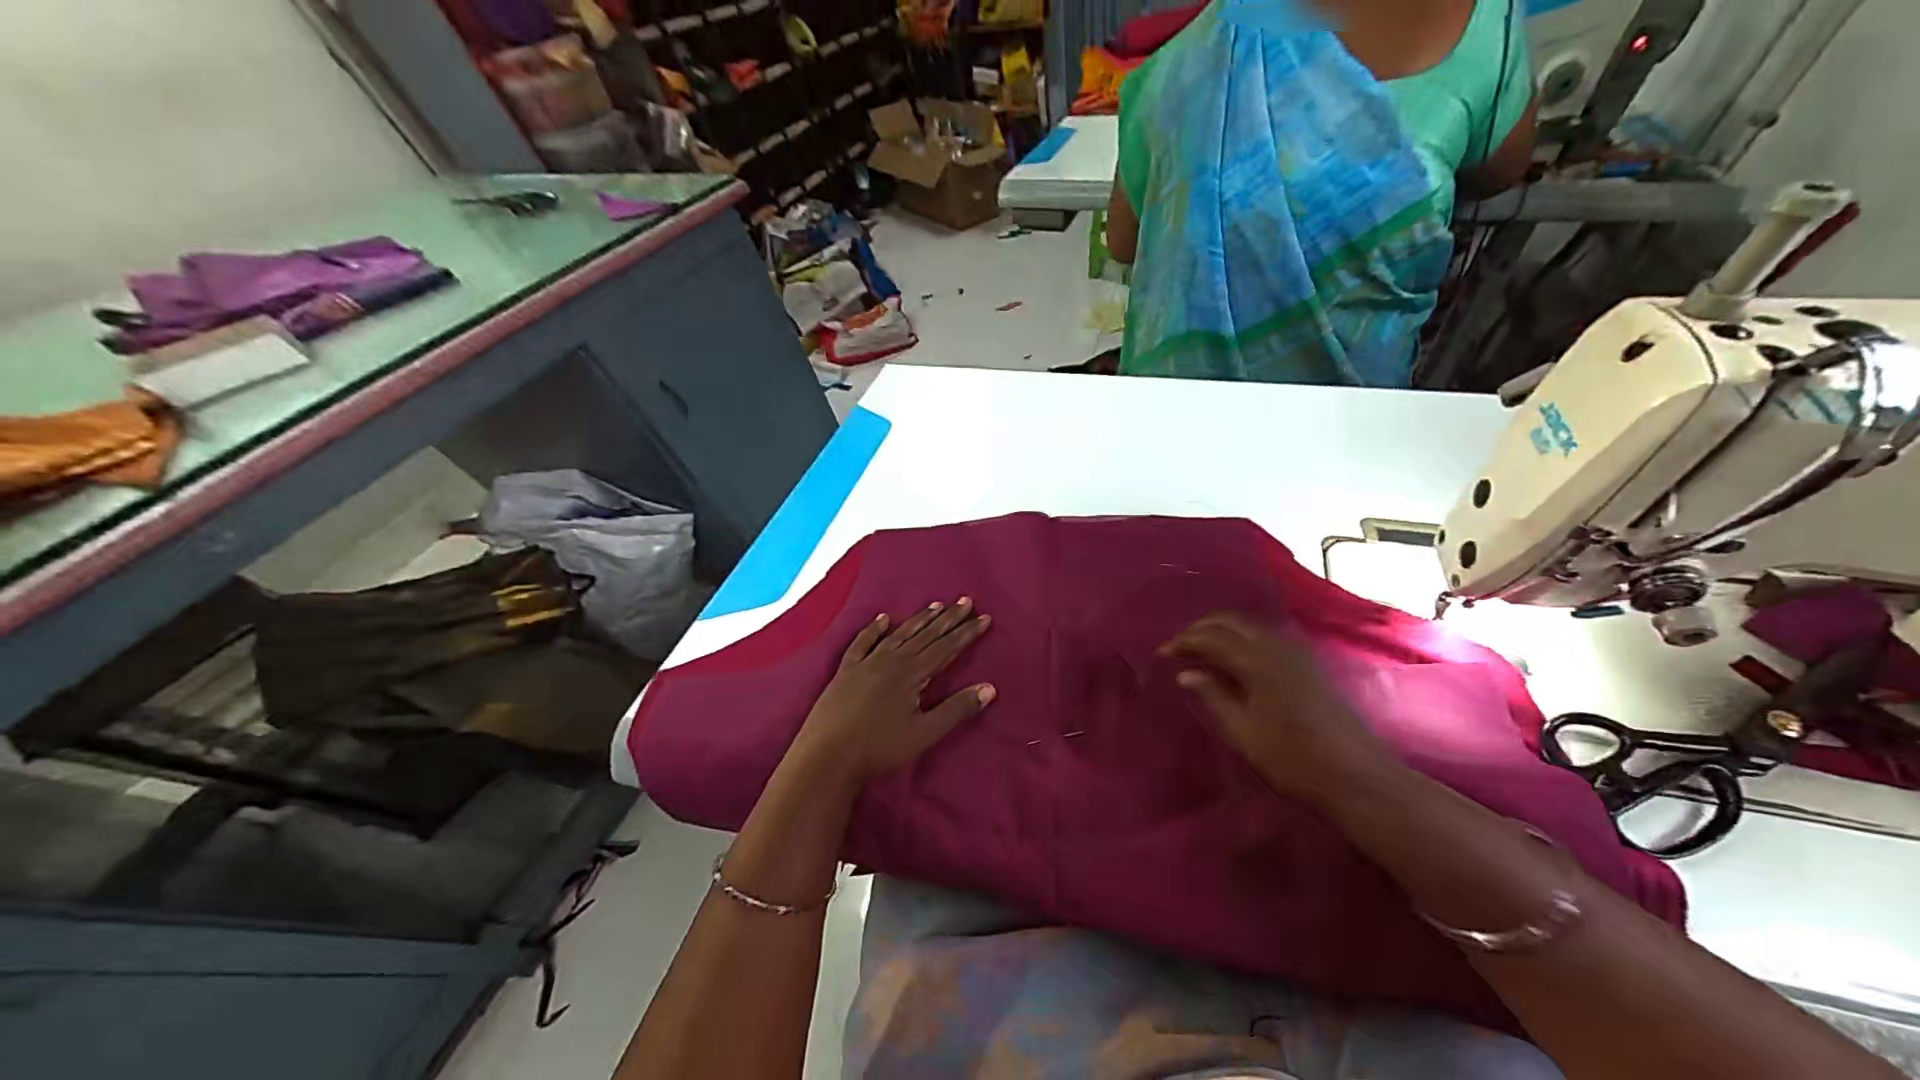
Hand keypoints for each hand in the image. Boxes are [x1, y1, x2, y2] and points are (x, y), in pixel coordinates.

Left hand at [788, 598, 995, 785]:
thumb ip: (957, 709)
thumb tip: (990, 688)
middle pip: (925, 635)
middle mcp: (891, 660)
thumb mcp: (925, 733)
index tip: (984, 617)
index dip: (967, 633)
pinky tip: (883, 618)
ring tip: (936, 605)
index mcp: (912, 673)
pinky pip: (862, 643)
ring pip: (898, 635)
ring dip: (919, 620)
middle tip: (965, 601)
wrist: (827, 756)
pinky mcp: (846, 671)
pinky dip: (873, 629)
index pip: (946, 647)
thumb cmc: (879, 748)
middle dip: (948, 619)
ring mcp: (866, 663)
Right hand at [1161, 612, 1391, 801]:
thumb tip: (1186, 673)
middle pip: (1230, 621)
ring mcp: (1297, 652)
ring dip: (1222, 630)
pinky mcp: (1309, 662)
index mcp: (1258, 662)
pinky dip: (1242, 636)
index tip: (1161, 654)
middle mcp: (1277, 646)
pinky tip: (1235, 658)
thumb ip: (1213, 696)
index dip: (1182, 642)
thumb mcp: (1243, 733)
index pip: (1210, 637)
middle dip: (1200, 629)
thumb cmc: (1293, 760)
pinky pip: (1266, 635)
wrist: (1357, 777)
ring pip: (1250, 625)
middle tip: (1178, 648)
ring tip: (1201, 652)